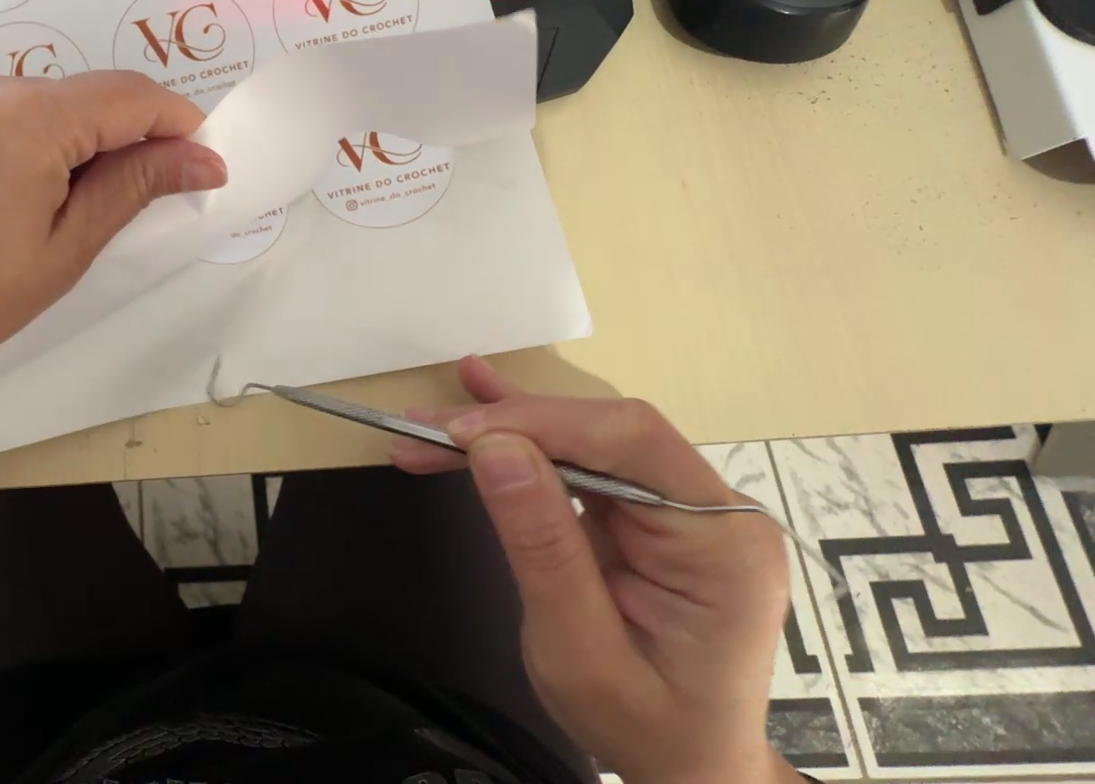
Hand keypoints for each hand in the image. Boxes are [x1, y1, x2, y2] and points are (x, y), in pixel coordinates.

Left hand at [0, 62, 225, 430]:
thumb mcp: (62, 251)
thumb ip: (134, 187)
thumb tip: (204, 158)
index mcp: (19, 116)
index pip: (127, 95)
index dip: (174, 123)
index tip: (198, 158)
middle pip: (77, 94)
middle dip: (113, 138)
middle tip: (118, 201)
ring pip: (31, 96)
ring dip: (60, 136)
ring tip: (42, 207)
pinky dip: (13, 133)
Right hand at [393, 358, 798, 783]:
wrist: (688, 768)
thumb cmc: (641, 727)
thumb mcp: (579, 652)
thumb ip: (542, 545)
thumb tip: (493, 449)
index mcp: (720, 544)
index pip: (628, 440)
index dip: (537, 421)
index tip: (456, 435)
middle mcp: (709, 509)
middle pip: (598, 430)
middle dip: (502, 425)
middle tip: (420, 433)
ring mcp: (678, 505)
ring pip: (577, 436)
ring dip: (496, 430)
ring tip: (426, 425)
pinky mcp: (643, 509)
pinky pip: (576, 456)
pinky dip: (520, 433)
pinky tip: (479, 393)